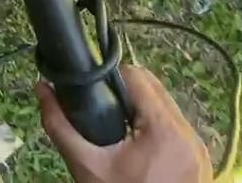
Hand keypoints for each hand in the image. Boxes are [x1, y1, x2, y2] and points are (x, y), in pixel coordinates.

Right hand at [38, 67, 211, 182]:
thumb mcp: (86, 166)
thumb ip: (59, 124)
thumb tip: (41, 87)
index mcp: (166, 132)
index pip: (137, 76)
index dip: (109, 78)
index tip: (92, 95)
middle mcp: (189, 136)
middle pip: (153, 86)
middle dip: (123, 91)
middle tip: (101, 111)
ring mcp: (199, 150)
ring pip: (165, 104)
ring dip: (139, 106)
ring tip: (116, 127)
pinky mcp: (200, 161)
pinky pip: (174, 125)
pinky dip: (152, 123)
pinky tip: (135, 142)